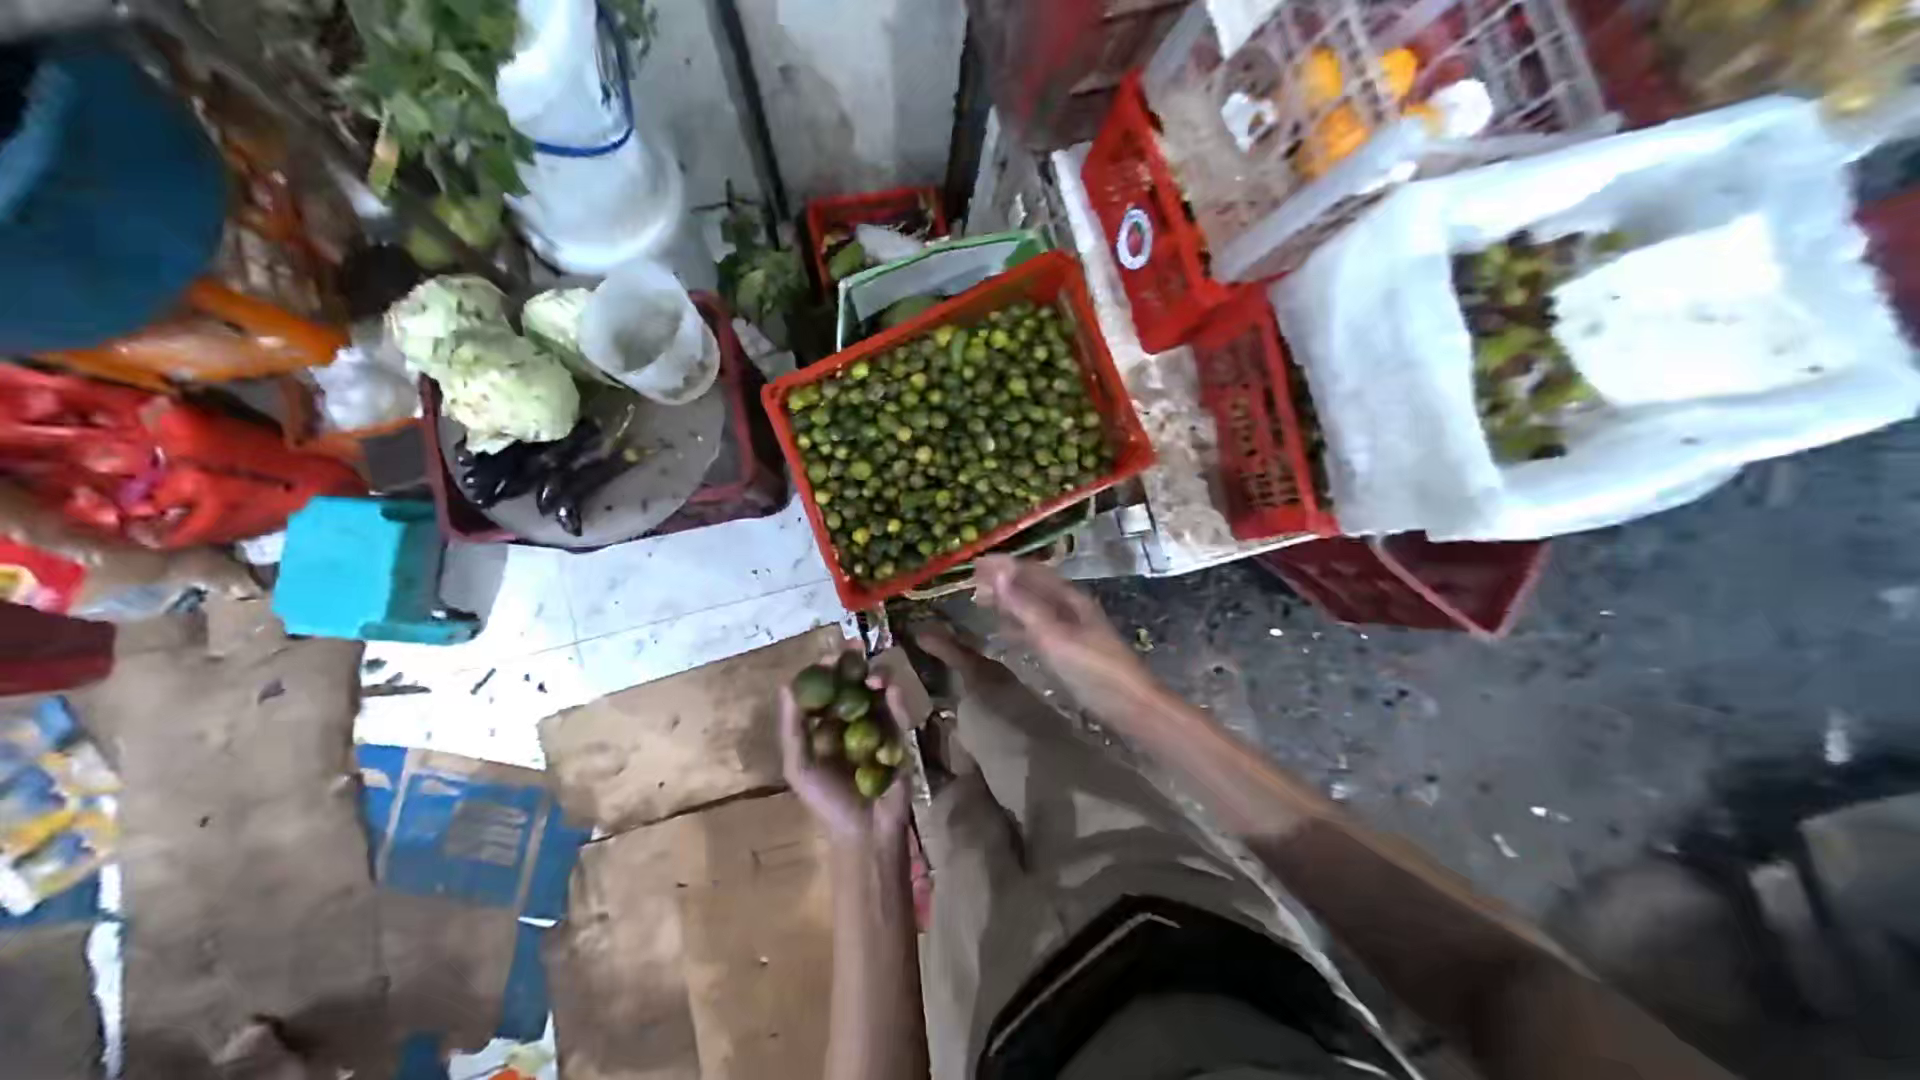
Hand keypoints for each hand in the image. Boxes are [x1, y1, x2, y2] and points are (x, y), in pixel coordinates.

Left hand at [779, 648, 911, 846]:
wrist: (863, 830)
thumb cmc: (826, 799)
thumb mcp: (799, 765)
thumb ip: (792, 727)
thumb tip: (786, 684)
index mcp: (827, 723)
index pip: (828, 687)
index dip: (829, 668)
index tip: (831, 654)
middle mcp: (853, 719)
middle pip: (856, 682)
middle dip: (856, 664)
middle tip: (856, 649)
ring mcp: (879, 726)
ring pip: (880, 692)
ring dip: (878, 677)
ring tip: (873, 677)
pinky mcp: (901, 736)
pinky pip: (899, 712)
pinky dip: (896, 698)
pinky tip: (890, 690)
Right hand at [968, 555, 1155, 717]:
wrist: (1132, 707)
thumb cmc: (1093, 670)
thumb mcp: (1054, 636)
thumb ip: (1024, 605)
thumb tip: (997, 570)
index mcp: (1070, 598)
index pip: (1031, 572)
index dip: (1004, 566)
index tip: (975, 564)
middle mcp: (1071, 608)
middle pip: (1033, 586)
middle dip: (1004, 581)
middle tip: (973, 581)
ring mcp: (1073, 630)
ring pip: (1035, 607)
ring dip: (1010, 602)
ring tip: (982, 601)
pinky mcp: (1071, 651)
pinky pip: (1038, 629)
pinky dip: (1018, 625)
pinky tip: (1006, 632)